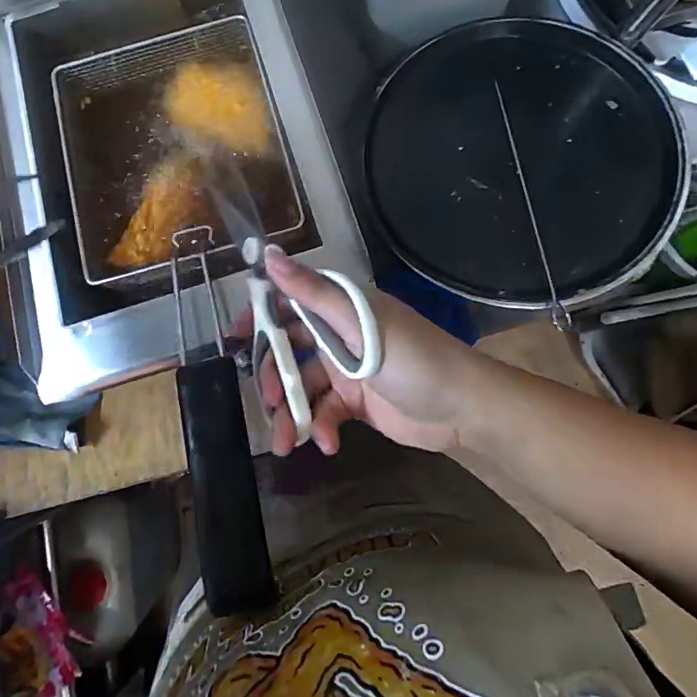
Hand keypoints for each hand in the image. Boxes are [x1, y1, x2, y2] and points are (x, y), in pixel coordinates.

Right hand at [247, 247, 489, 456]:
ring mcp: (348, 370)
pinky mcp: (357, 402)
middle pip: (290, 351)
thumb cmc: (413, 357)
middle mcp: (341, 334)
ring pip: (304, 388)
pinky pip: (325, 413)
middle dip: (272, 376)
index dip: (261, 318)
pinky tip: (327, 443)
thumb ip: (313, 293)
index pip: (290, 303)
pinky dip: (321, 428)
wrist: (462, 406)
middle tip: (266, 400)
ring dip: (291, 413)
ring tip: (285, 440)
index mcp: (342, 308)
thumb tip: (270, 253)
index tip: (235, 337)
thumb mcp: (360, 323)